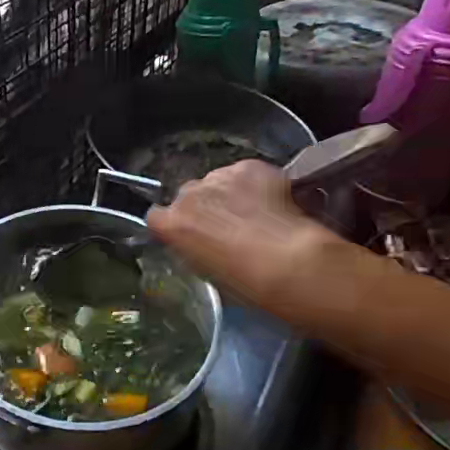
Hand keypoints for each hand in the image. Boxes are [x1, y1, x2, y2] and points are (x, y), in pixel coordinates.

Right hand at [146, 160, 341, 306]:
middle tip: (230, 227)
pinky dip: (257, 185)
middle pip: (188, 196)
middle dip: (204, 208)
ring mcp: (216, 177)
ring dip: (230, 195)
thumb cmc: (247, 281)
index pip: (158, 217)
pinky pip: (246, 174)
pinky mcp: (248, 168)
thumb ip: (190, 248)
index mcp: (169, 223)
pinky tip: (273, 201)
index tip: (192, 235)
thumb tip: (198, 244)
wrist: (291, 263)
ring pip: (217, 183)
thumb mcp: (205, 271)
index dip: (178, 225)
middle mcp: (185, 194)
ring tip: (257, 215)